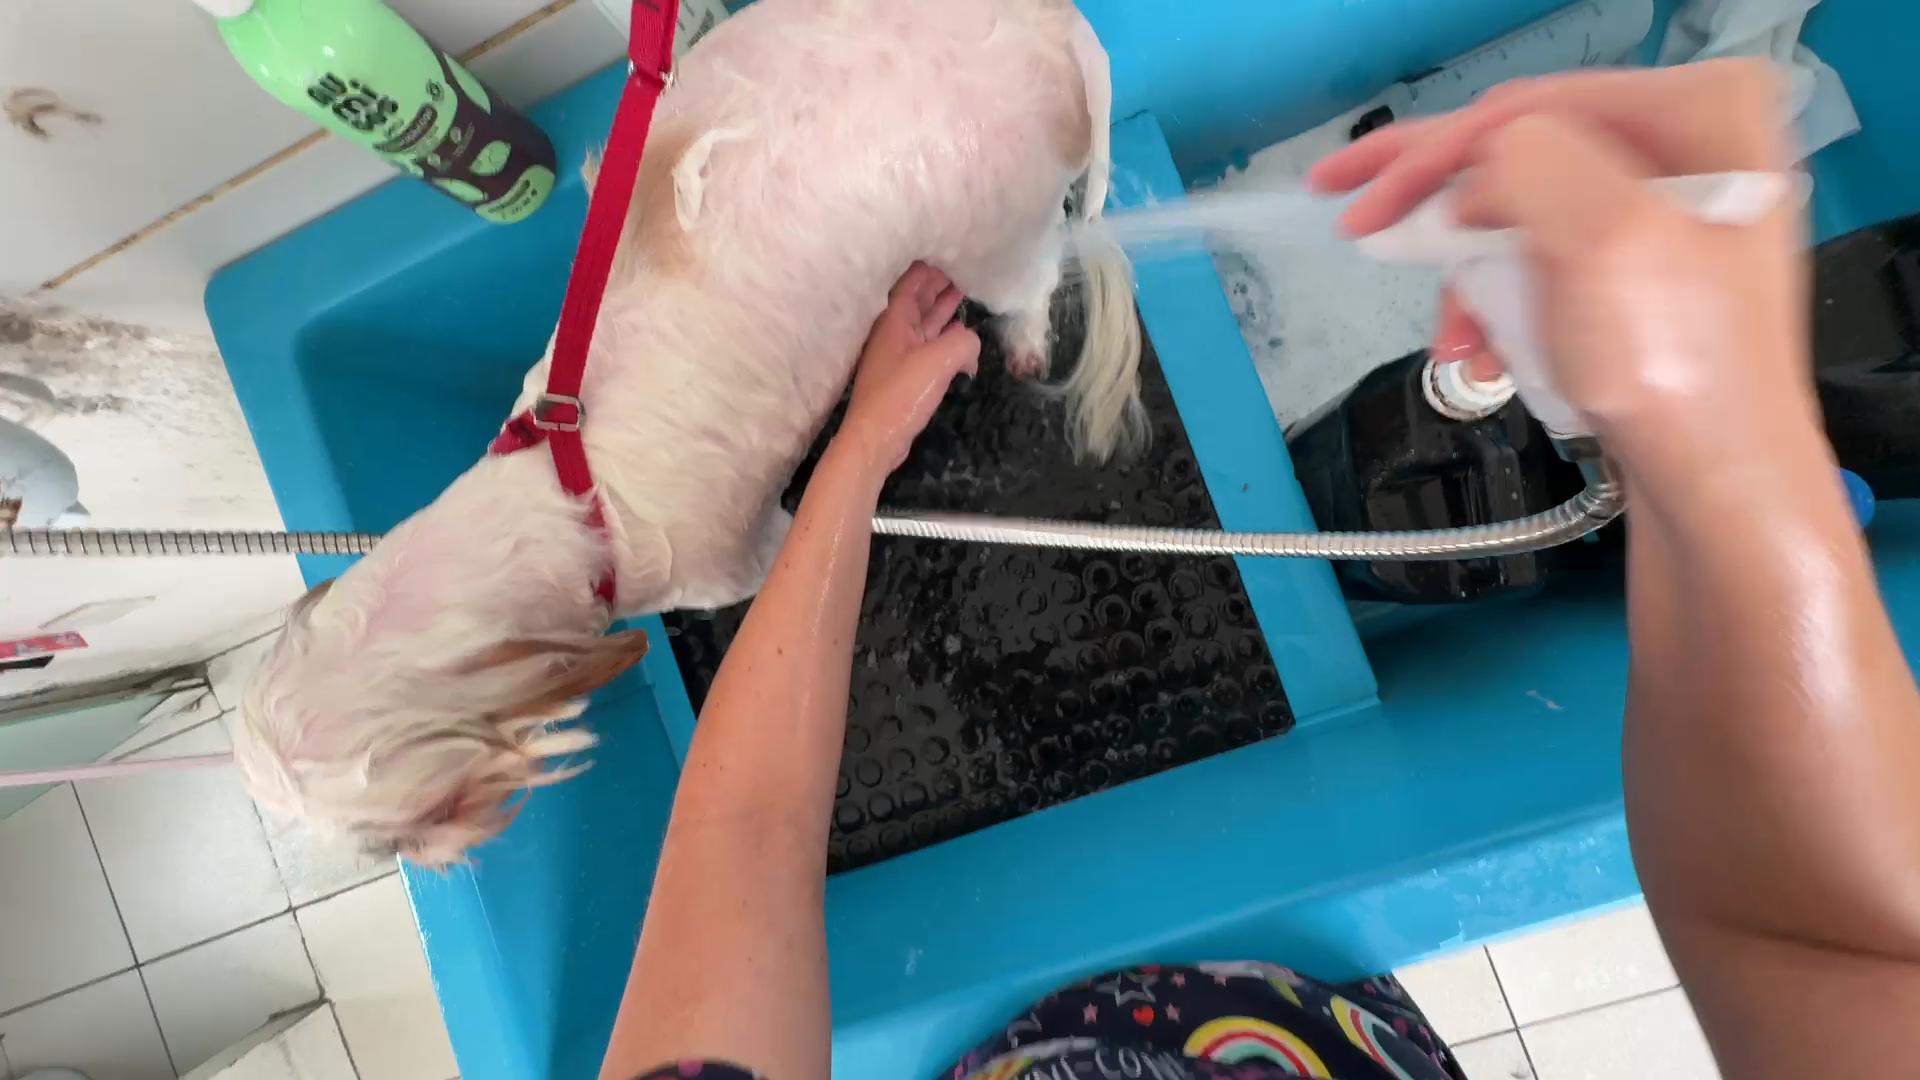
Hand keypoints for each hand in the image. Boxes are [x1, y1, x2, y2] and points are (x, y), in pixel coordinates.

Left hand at [837, 262, 980, 475]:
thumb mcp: (941, 360)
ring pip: (925, 321)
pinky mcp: (906, 374)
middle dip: (941, 281)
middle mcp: (894, 330)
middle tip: (967, 264)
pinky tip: (960, 334)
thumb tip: (971, 346)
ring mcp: (898, 353)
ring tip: (966, 289)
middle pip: (919, 297)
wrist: (876, 439)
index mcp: (894, 318)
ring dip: (944, 307)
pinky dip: (944, 335)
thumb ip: (965, 342)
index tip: (956, 247)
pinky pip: (928, 344)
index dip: (934, 262)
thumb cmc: (901, 395)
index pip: (914, 278)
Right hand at [1310, 61, 1818, 489]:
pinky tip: (1480, 349)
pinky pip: (1520, 263)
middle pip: (1507, 155)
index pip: (1517, 115)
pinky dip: (1486, 305)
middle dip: (1426, 205)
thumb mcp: (1604, 243)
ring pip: (1505, 219)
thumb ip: (1531, 172)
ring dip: (1460, 279)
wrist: (1702, 461)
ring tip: (1454, 339)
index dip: (1421, 158)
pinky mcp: (1612, 264)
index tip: (1353, 209)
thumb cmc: (1673, 363)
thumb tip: (1469, 174)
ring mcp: (1642, 210)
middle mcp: (1673, 148)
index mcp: (1688, 117)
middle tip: (1352, 217)